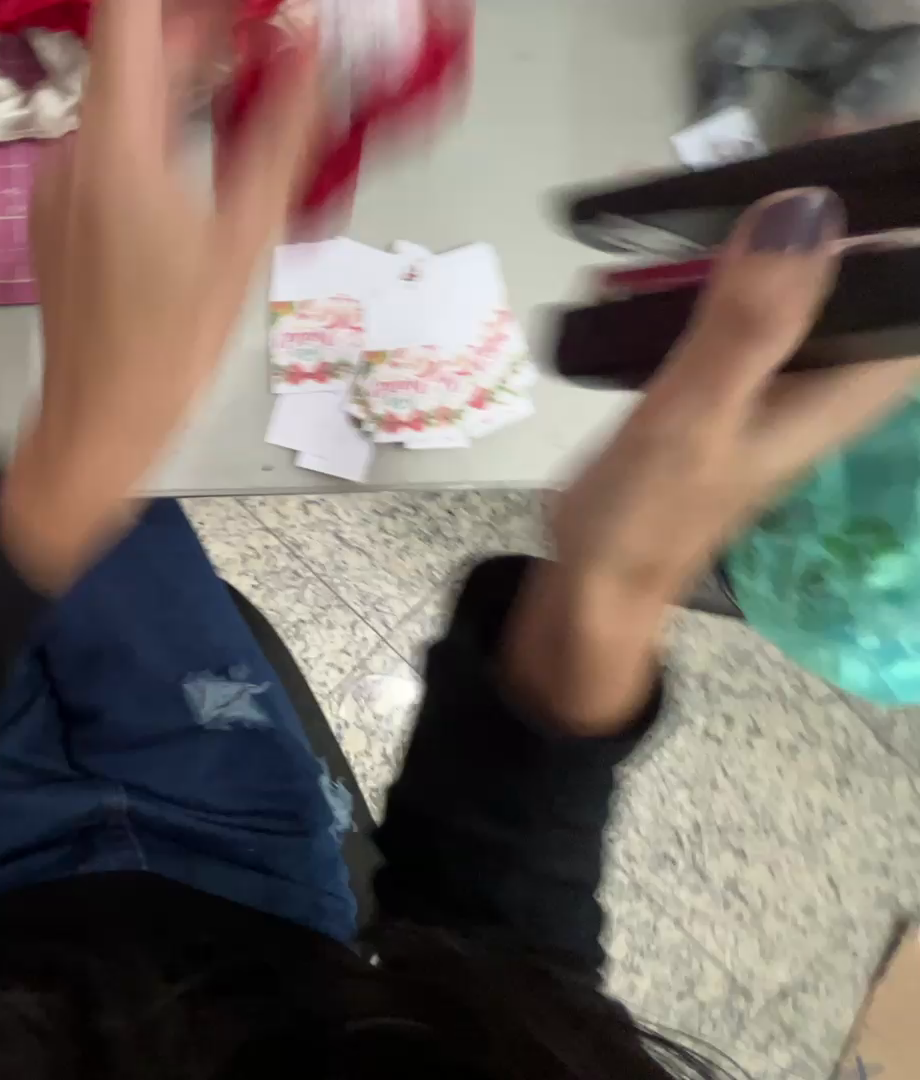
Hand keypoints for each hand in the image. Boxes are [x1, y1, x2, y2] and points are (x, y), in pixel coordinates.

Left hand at [0, 0, 320, 592]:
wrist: (97, 421)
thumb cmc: (170, 346)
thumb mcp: (245, 238)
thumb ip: (282, 131)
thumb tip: (309, 45)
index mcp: (113, 147)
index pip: (128, 12)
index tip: (232, 5)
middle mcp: (69, 155)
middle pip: (128, 53)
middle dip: (201, 29)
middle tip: (272, 36)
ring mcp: (54, 189)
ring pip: (117, 104)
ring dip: (180, 83)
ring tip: (254, 85)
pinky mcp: (55, 220)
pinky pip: (103, 151)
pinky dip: (151, 133)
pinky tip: (198, 153)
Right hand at [506, 188, 919, 733]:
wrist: (594, 577)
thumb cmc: (648, 512)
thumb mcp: (693, 417)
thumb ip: (746, 322)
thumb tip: (799, 203)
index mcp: (861, 370)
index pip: (913, 256)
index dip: (883, 194)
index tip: (813, 146)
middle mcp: (833, 363)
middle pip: (851, 257)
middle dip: (794, 206)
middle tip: (716, 178)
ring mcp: (771, 373)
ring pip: (779, 279)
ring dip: (730, 240)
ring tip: (662, 215)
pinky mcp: (715, 383)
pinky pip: (723, 310)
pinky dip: (686, 282)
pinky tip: (633, 277)